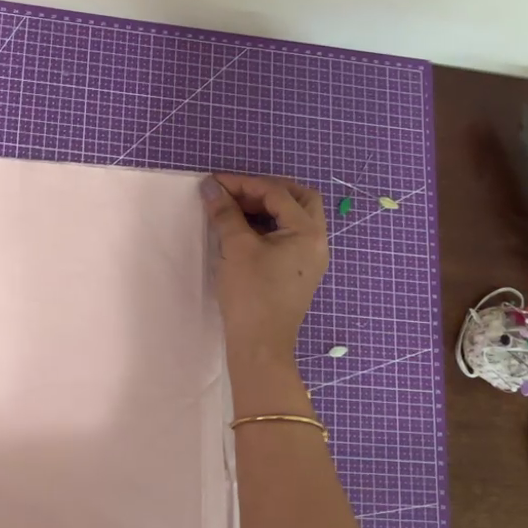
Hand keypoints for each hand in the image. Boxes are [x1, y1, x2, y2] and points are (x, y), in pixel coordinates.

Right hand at [201, 173, 328, 368]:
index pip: (277, 193)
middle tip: (236, 192)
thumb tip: (210, 186)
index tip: (214, 182)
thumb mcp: (236, 247)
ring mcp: (310, 258)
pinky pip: (287, 235)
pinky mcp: (298, 271)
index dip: (244, 183)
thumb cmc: (251, 293)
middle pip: (298, 199)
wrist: (260, 345)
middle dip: (266, 189)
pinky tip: (243, 230)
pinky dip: (268, 225)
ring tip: (235, 209)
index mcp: (308, 232)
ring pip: (294, 217)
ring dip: (266, 207)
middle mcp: (317, 241)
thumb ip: (225, 212)